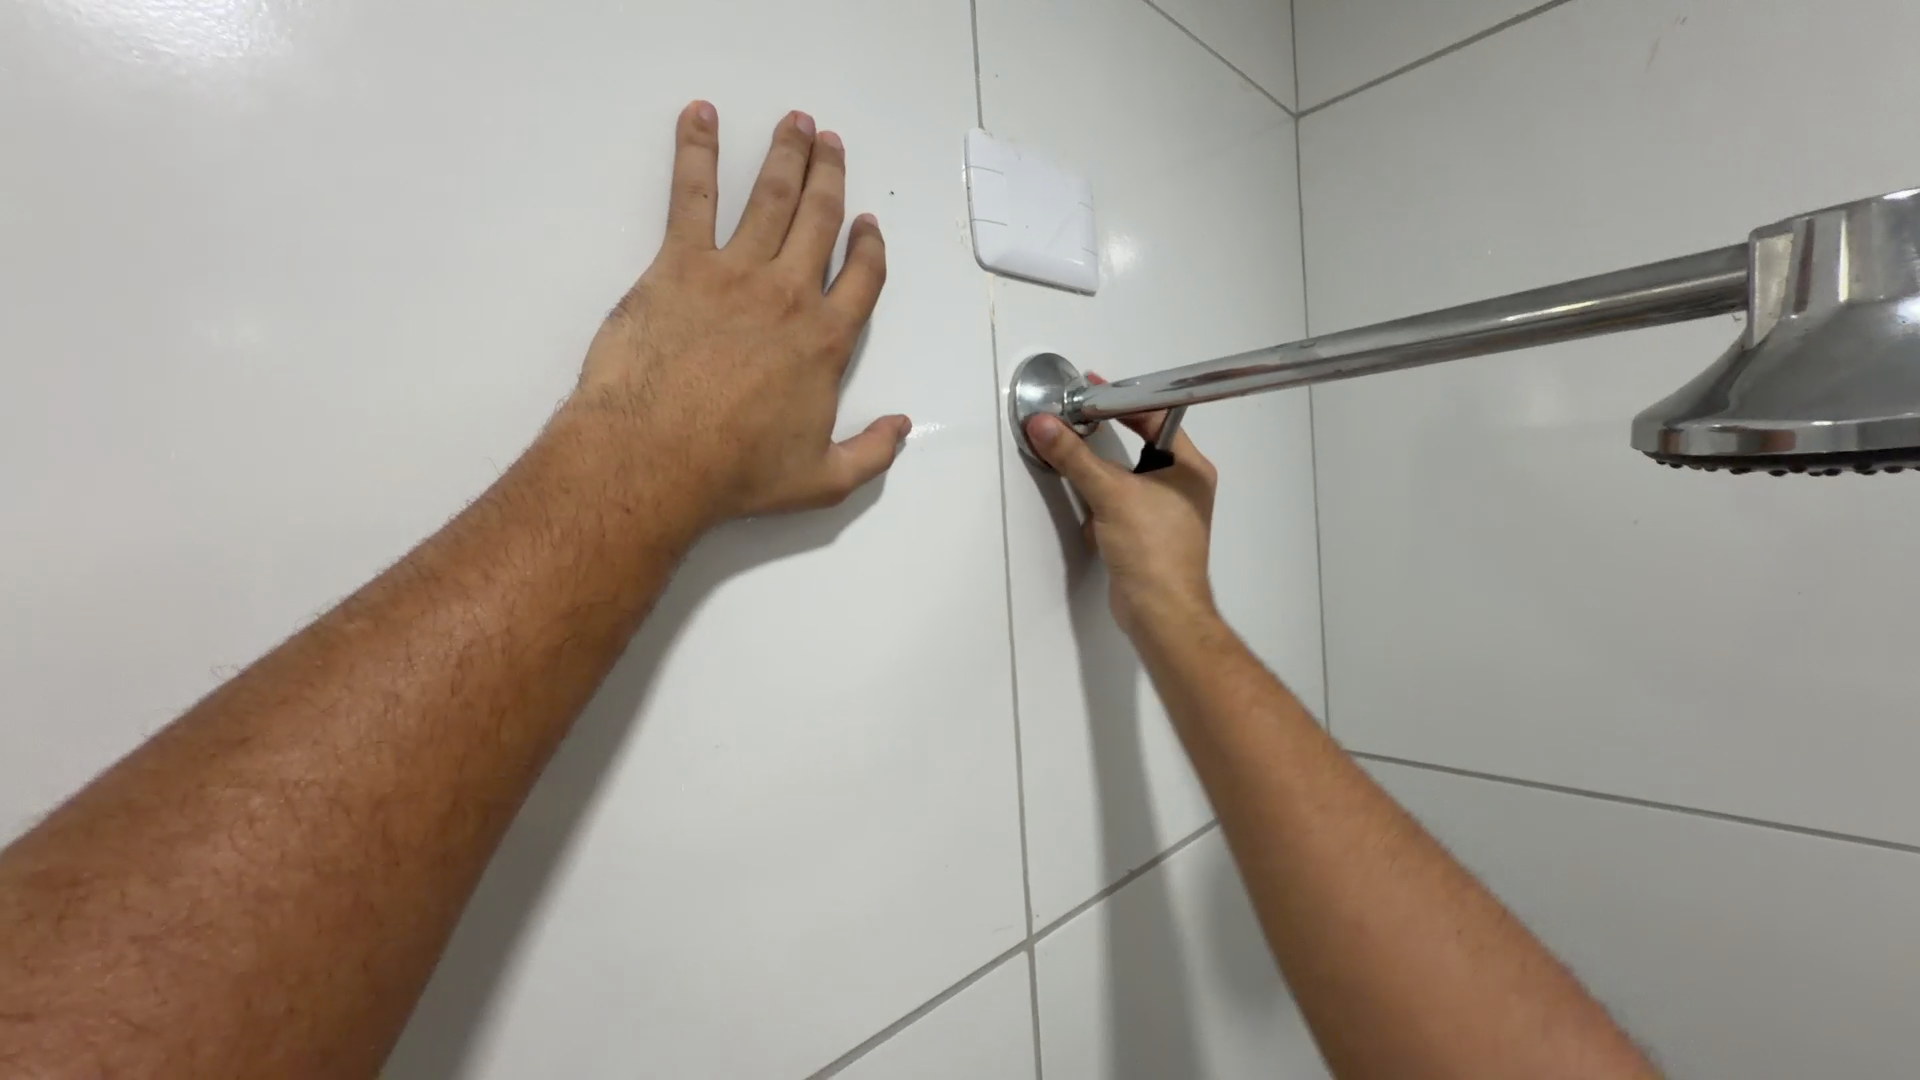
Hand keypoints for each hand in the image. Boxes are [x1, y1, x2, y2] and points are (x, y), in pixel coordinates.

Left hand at [572, 101, 909, 529]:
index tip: (868, 224)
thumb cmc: (740, 472)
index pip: (861, 278)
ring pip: (771, 198)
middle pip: (820, 221)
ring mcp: (736, 274)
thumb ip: (873, 453)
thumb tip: (904, 427)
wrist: (659, 457)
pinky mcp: (680, 265)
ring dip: (787, 156)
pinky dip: (696, 152)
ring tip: (796, 123)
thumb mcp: (824, 481)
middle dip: (831, 177)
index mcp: (826, 342)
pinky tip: (700, 116)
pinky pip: (691, 195)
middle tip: (832, 143)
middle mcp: (790, 295)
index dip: (869, 247)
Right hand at [1025, 398, 1217, 636]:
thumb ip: (1074, 456)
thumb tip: (1044, 424)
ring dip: (1101, 482)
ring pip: (1125, 480)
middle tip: (1077, 421)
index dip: (1122, 402)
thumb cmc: (1152, 549)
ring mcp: (1166, 513)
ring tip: (1081, 474)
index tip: (1091, 390)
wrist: (1159, 612)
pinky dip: (1102, 510)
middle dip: (1105, 442)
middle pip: (1138, 446)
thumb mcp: (1110, 494)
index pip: (1155, 418)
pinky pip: (1118, 508)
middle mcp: (1183, 486)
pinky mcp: (1147, 536)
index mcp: (1190, 468)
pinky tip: (1094, 524)